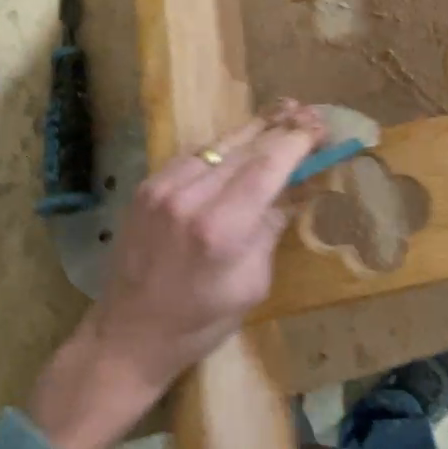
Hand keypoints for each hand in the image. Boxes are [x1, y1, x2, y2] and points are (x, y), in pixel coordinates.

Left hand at [28, 101, 323, 448]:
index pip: (267, 166)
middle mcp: (190, 198)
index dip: (297, 142)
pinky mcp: (147, 185)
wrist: (127, 335)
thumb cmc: (199, 323)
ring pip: (220, 143)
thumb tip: (296, 186)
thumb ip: (272, 228)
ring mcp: (163, 187)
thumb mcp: (253, 284)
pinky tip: (241, 143)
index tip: (320, 128)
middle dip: (282, 128)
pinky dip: (223, 146)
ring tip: (283, 113)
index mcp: (220, 229)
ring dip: (255, 130)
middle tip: (309, 114)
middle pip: (246, 147)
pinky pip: (195, 154)